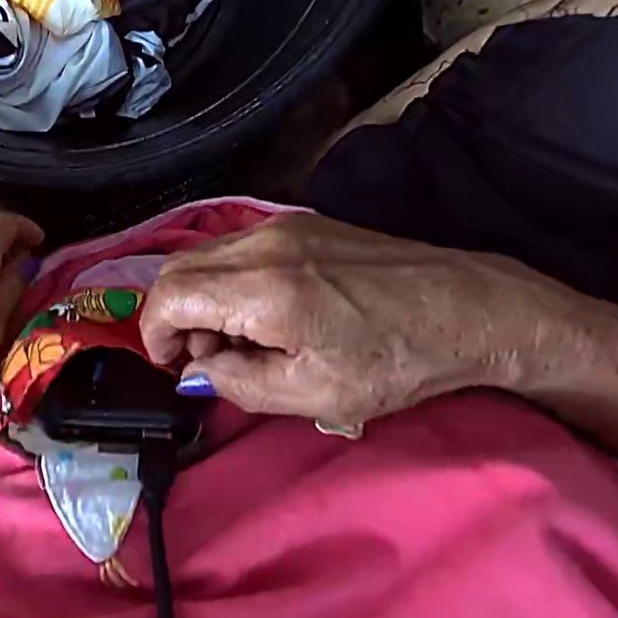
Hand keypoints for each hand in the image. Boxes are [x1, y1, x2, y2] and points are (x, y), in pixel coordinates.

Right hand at [140, 214, 617, 425]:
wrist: (463, 305)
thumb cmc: (396, 360)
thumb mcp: (315, 395)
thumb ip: (240, 384)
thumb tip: (197, 370)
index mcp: (265, 288)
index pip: (170, 295)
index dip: (154, 333)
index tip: (170, 365)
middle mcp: (263, 243)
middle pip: (177, 267)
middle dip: (172, 315)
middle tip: (203, 358)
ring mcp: (280, 226)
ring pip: (203, 254)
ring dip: (198, 297)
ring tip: (236, 339)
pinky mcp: (297, 223)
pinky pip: (234, 247)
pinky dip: (225, 280)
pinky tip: (260, 311)